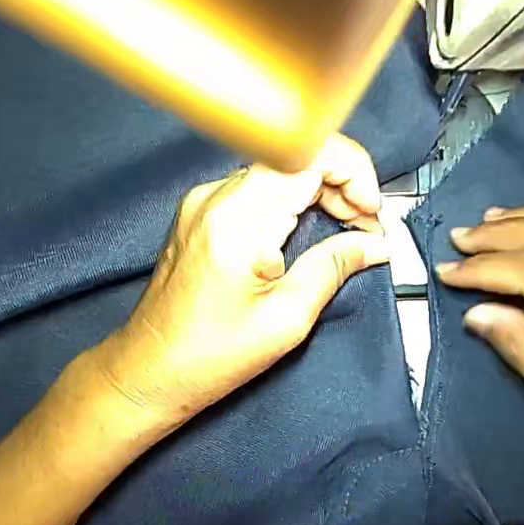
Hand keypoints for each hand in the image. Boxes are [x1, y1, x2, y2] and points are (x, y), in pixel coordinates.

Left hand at [87, 135, 390, 429]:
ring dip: (319, 193)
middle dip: (342, 185)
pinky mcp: (199, 215)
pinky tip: (308, 232)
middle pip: (296, 157)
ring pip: (278, 171)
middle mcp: (215, 198)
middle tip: (366, 229)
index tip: (372, 211)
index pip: (310, 154)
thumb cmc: (206, 355)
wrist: (150, 370)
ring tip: (345, 232)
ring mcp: (202, 203)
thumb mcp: (286, 319)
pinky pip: (256, 190)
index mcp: (237, 219)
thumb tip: (373, 244)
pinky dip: (290, 202)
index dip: (354, 173)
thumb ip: (333, 268)